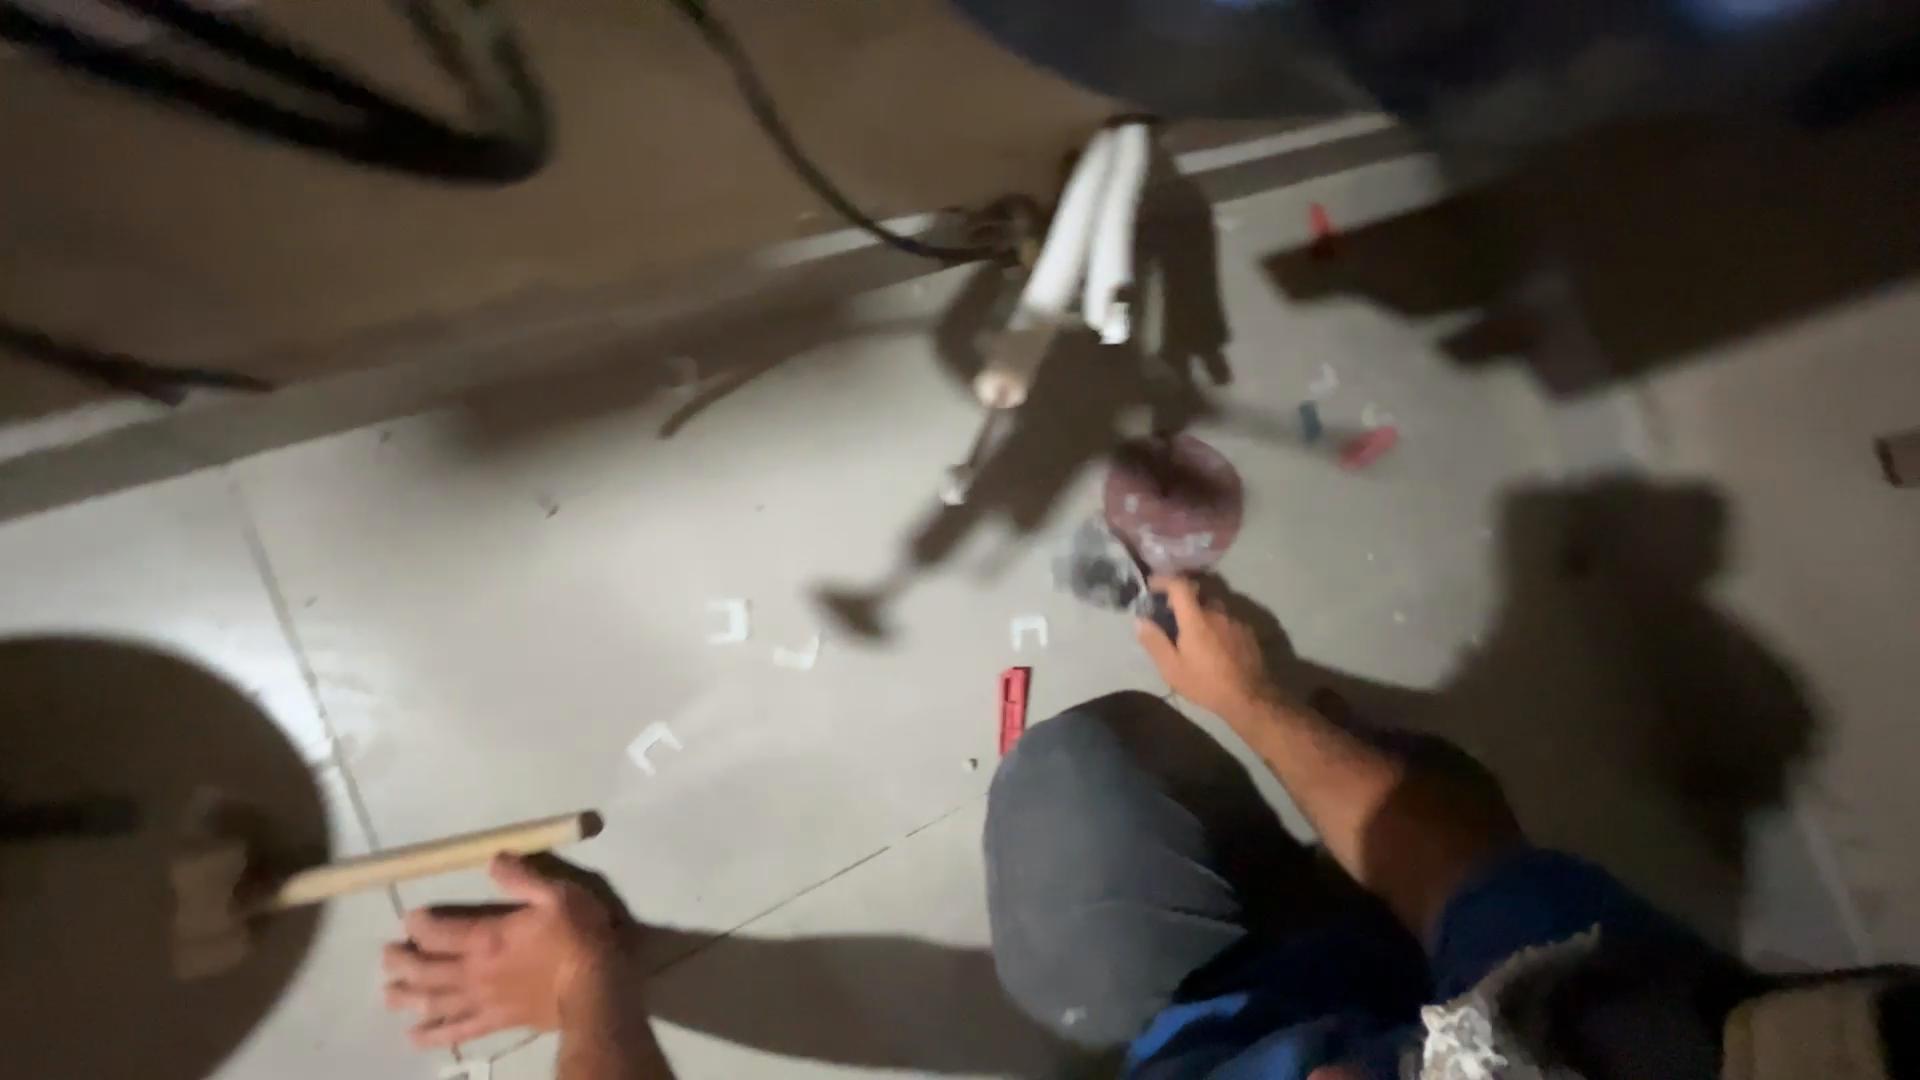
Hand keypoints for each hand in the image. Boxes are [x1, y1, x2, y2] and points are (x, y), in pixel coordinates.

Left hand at [382, 854, 627, 1047]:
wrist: (595, 982)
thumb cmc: (577, 933)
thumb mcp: (557, 894)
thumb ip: (522, 878)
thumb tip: (493, 857)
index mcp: (487, 938)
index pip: (439, 933)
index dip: (420, 925)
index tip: (410, 918)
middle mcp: (473, 972)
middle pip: (425, 970)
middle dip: (402, 961)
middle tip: (388, 954)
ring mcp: (481, 1001)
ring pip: (432, 1001)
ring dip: (406, 997)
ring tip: (389, 992)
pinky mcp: (494, 1022)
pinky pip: (455, 1031)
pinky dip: (431, 1035)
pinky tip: (414, 1035)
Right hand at [1136, 575, 1284, 718]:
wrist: (1251, 698)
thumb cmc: (1206, 683)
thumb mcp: (1172, 669)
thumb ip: (1154, 642)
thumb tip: (1140, 621)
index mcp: (1196, 618)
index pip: (1180, 585)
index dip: (1164, 580)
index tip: (1152, 586)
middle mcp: (1217, 612)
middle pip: (1197, 594)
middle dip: (1182, 599)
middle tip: (1170, 615)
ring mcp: (1235, 620)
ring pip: (1213, 606)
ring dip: (1200, 612)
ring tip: (1192, 633)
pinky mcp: (1247, 631)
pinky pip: (1226, 618)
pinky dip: (1215, 623)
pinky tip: (1213, 645)